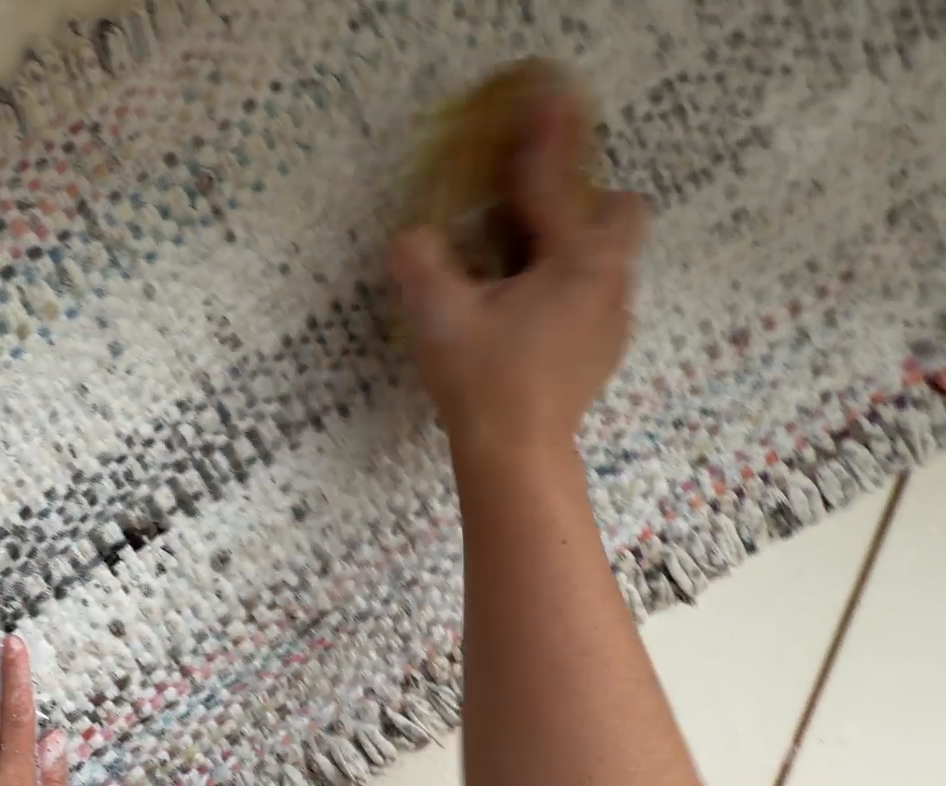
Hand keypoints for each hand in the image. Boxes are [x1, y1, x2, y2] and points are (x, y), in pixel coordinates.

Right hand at [388, 90, 648, 459]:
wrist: (516, 451)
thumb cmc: (481, 380)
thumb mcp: (436, 319)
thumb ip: (419, 266)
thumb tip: (408, 237)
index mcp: (574, 261)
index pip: (556, 185)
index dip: (544, 138)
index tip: (544, 94)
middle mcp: (608, 280)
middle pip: (617, 213)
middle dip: (576, 203)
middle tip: (517, 226)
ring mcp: (611, 317)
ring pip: (604, 257)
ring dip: (563, 251)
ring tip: (508, 279)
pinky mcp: (601, 348)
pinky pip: (591, 294)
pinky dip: (560, 288)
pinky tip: (518, 321)